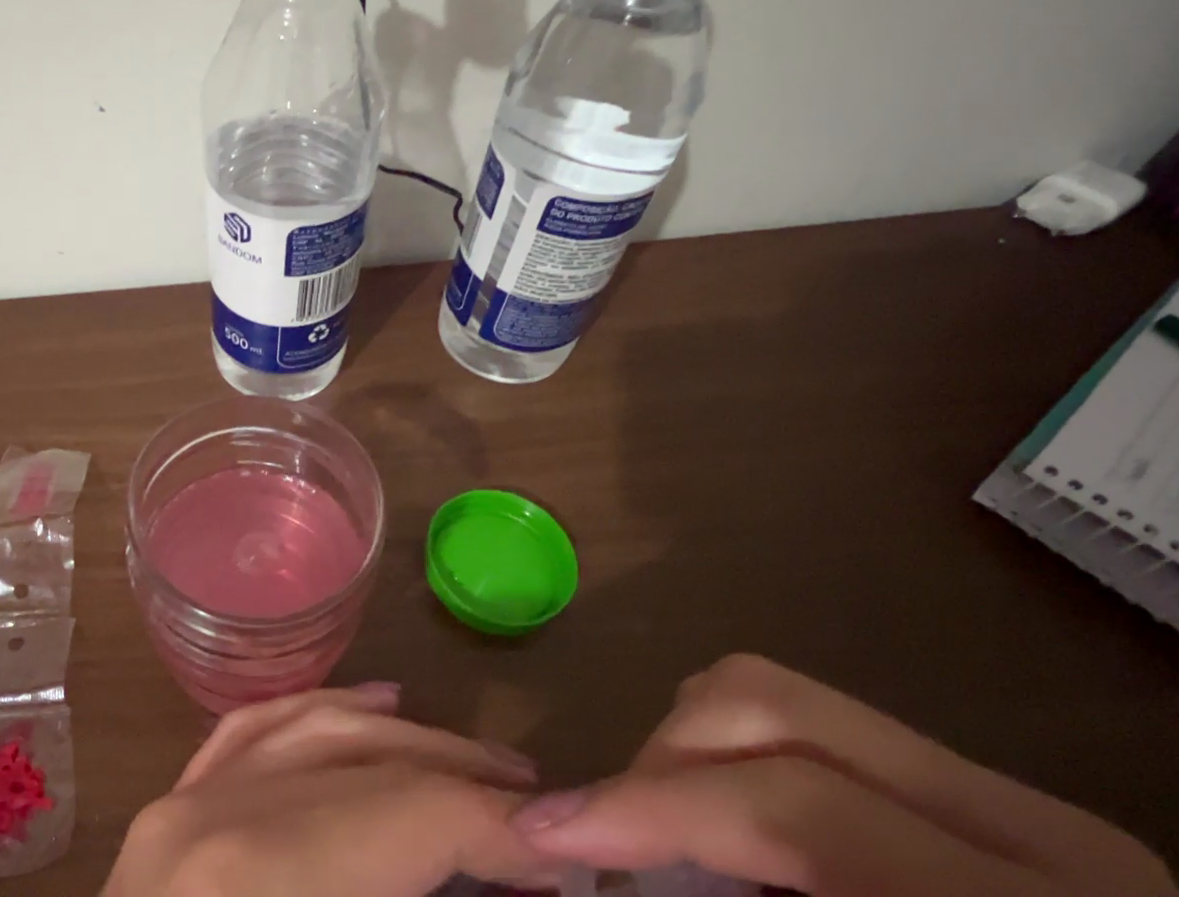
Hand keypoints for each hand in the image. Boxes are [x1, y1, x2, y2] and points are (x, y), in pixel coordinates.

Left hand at [102, 683, 551, 896]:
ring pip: (319, 732)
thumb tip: (524, 881)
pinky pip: (253, 733)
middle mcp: (216, 817)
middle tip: (544, 820)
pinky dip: (322, 710)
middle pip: (375, 769)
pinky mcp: (166, 812)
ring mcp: (180, 806)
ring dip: (412, 742)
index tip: (570, 857)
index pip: (416, 815)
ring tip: (487, 764)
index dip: (505, 832)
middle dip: (471, 787)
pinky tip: (378, 701)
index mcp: (265, 875)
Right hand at [519, 654, 1177, 895]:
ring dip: (690, 748)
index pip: (791, 809)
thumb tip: (612, 871)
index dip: (651, 810)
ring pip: (783, 698)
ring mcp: (1004, 798)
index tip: (547, 828)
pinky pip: (817, 733)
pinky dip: (740, 763)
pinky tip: (732, 831)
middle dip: (659, 754)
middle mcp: (1021, 823)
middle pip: (768, 701)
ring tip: (667, 824)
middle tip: (611, 825)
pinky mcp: (983, 797)